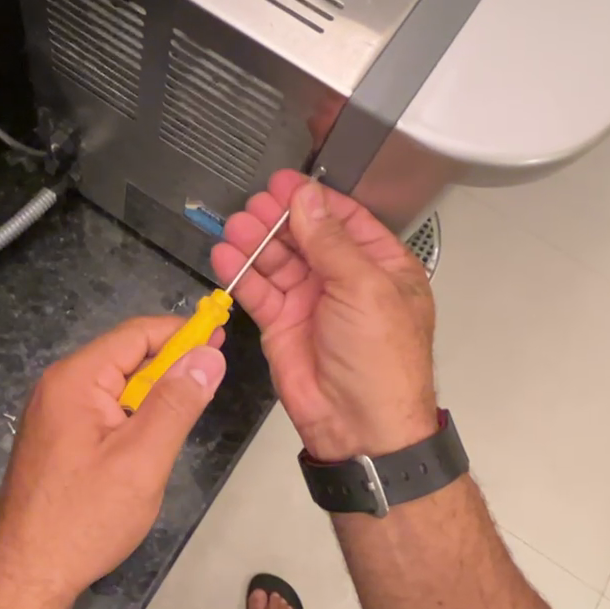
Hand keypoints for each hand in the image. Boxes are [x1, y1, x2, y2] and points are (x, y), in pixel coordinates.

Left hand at [0, 317, 226, 604]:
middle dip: (168, 366)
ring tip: (183, 418)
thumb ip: (176, 403)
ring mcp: (52, 413)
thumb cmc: (85, 519)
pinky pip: (102, 410)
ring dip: (152, 396)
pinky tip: (149, 443)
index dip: (180, 334)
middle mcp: (58, 386)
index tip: (219, 341)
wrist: (26, 576)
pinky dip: (132, 417)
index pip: (135, 334)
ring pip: (116, 386)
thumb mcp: (142, 460)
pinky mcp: (55, 438)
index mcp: (75, 379)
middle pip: (124, 357)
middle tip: (210, 383)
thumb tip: (207, 355)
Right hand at [211, 170, 435, 461]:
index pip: (344, 220)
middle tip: (255, 204)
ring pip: (277, 260)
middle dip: (279, 218)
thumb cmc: (382, 362)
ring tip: (236, 225)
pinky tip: (227, 255)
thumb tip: (308, 200)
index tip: (285, 183)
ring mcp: (311, 302)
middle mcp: (345, 281)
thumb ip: (330, 241)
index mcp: (380, 267)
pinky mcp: (282, 324)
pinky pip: (258, 290)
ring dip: (256, 241)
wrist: (359, 425)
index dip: (313, 201)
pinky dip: (241, 273)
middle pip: (305, 236)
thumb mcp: (365, 288)